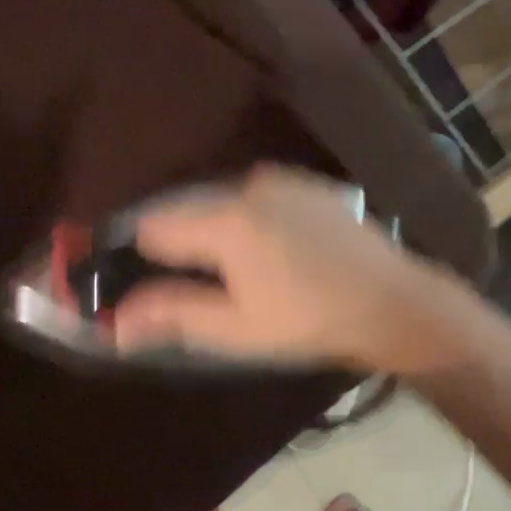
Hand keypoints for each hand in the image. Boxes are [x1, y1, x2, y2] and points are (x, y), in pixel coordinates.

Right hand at [112, 165, 471, 371]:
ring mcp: (283, 182)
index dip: (138, 256)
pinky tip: (274, 258)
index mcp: (226, 220)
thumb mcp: (236, 328)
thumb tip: (115, 322)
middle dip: (181, 248)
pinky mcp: (309, 187)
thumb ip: (172, 314)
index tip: (141, 284)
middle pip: (188, 212)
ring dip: (217, 235)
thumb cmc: (308, 322)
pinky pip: (258, 201)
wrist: (395, 304)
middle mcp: (248, 187)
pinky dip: (250, 224)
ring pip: (223, 206)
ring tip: (240, 278)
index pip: (153, 226)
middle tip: (196, 289)